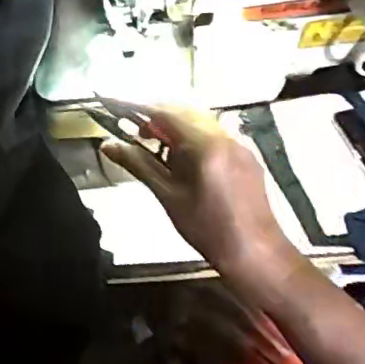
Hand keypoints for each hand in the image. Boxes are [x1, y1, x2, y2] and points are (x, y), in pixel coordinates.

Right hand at [99, 104, 295, 281]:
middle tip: (134, 134)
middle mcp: (225, 137)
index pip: (166, 113)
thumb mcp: (167, 195)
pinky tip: (183, 160)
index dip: (138, 108)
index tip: (117, 109)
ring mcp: (239, 146)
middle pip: (184, 112)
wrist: (257, 255)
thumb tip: (108, 145)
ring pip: (200, 122)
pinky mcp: (247, 158)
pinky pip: (214, 135)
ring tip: (156, 148)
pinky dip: (192, 138)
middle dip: (156, 118)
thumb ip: (138, 164)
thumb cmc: (207, 227)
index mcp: (205, 145)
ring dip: (175, 127)